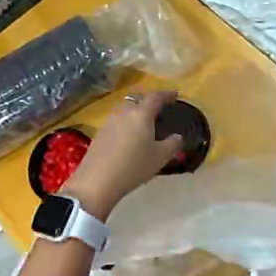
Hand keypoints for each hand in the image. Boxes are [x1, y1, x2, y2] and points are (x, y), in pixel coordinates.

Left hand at [59, 90, 184, 220]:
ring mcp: (108, 121)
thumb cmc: (134, 166)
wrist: (97, 180)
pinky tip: (129, 136)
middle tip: (158, 109)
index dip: (166, 95)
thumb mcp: (160, 157)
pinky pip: (116, 121)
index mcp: (140, 114)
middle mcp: (123, 112)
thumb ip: (172, 144)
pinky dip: (125, 122)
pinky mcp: (99, 133)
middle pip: (137, 99)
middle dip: (148, 101)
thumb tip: (177, 136)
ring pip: (124, 109)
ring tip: (144, 123)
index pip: (155, 97)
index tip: (175, 95)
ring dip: (135, 111)